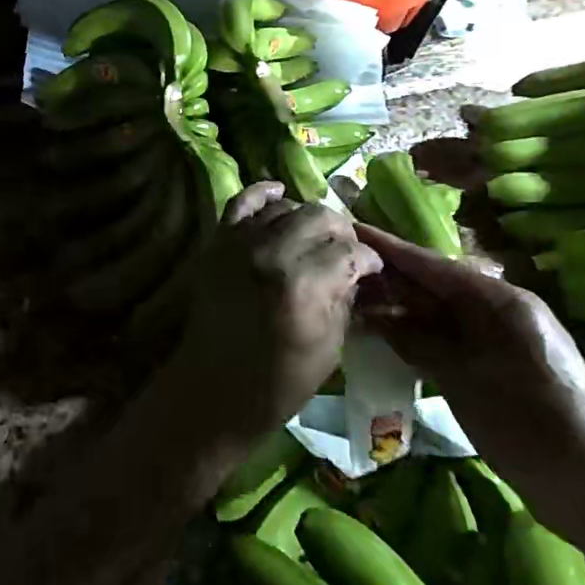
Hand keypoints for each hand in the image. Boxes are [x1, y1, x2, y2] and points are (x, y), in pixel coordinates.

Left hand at [168, 182, 380, 440]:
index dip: (368, 259)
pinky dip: (264, 193)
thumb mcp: (329, 348)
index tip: (372, 268)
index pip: (349, 251)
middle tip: (346, 250)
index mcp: (304, 286)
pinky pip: (243, 200)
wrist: (212, 391)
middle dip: (342, 232)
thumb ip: (344, 298)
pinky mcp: (219, 241)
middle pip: (321, 217)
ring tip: (316, 236)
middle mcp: (273, 253)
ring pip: (287, 206)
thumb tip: (356, 270)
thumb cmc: (277, 382)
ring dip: (308, 217)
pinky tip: (280, 194)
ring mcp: (241, 243)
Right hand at [354, 225, 584, 488]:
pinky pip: (449, 342)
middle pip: (434, 286)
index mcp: (499, 299)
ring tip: (352, 302)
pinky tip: (388, 342)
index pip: (432, 264)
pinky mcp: (496, 367)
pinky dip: (419, 340)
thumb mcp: (468, 380)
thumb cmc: (533, 423)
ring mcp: (498, 339)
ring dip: (401, 311)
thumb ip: (420, 343)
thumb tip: (376, 315)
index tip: (350, 228)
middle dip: (390, 278)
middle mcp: (498, 310)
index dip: (389, 247)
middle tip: (339, 270)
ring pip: (439, 315)